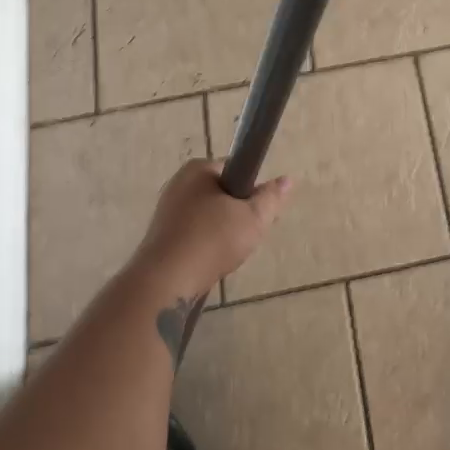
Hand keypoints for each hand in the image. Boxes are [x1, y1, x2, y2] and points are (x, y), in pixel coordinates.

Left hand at [125, 159, 291, 293]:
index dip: (253, 190)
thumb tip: (287, 179)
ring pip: (209, 214)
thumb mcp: (254, 218)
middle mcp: (178, 183)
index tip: (260, 212)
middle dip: (238, 212)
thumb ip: (271, 197)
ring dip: (223, 229)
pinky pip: (194, 231)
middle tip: (248, 233)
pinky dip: (206, 241)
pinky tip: (213, 258)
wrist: (167, 279)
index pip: (236, 169)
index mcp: (198, 170)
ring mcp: (166, 209)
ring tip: (231, 250)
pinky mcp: (161, 233)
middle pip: (222, 193)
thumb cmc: (213, 240)